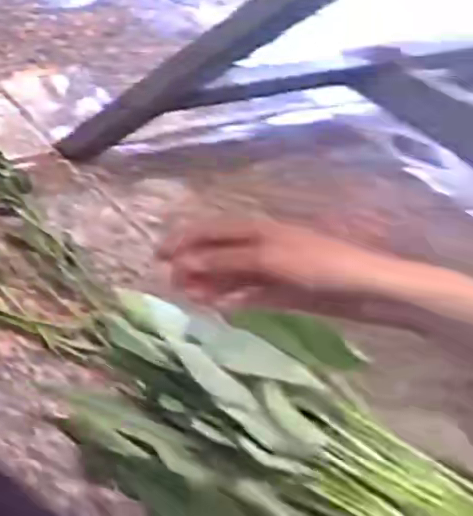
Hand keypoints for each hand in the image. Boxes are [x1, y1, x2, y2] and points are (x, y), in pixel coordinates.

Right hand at [161, 220, 409, 308]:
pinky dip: (234, 299)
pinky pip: (251, 293)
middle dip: (191, 268)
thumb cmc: (319, 265)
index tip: (156, 259)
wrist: (382, 292)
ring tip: (194, 300)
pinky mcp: (286, 291)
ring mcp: (271, 269)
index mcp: (247, 229)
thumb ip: (219, 261)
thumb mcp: (265, 260)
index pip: (200, 231)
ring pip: (229, 275)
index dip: (176, 243)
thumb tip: (179, 264)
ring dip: (209, 285)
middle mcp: (254, 246)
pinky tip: (223, 308)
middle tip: (174, 286)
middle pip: (212, 254)